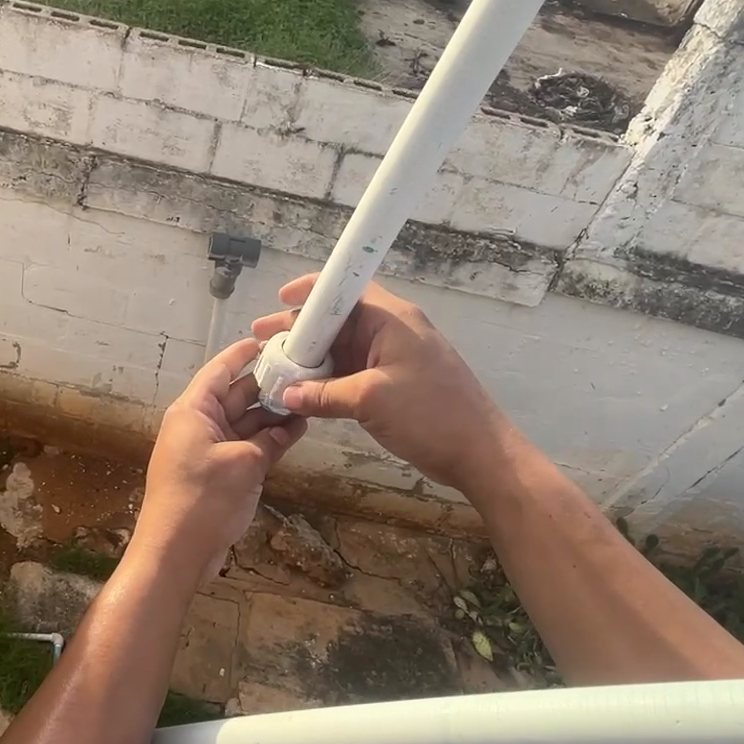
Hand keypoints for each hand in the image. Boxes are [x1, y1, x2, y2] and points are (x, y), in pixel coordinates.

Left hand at [132, 338, 306, 580]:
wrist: (176, 552)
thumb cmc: (201, 500)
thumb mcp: (243, 464)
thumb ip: (270, 440)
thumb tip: (292, 424)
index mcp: (193, 411)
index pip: (220, 371)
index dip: (243, 353)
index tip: (270, 340)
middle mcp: (200, 424)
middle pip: (237, 394)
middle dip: (267, 385)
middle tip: (304, 372)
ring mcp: (210, 449)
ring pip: (245, 421)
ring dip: (272, 414)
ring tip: (308, 399)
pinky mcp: (219, 471)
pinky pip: (246, 445)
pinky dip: (268, 439)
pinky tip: (297, 429)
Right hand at [250, 272, 506, 491]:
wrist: (480, 454)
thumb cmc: (431, 414)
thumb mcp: (370, 399)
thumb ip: (323, 394)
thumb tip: (285, 394)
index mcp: (391, 320)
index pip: (346, 289)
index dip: (311, 291)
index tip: (280, 300)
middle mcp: (390, 332)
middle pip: (337, 320)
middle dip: (299, 329)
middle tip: (263, 339)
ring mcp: (391, 359)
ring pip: (341, 348)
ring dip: (309, 357)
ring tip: (274, 365)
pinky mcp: (391, 384)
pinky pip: (349, 372)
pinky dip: (324, 378)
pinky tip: (300, 390)